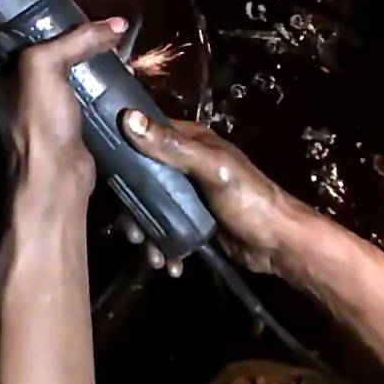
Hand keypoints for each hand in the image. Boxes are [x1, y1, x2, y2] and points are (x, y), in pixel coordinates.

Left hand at [8, 17, 127, 199]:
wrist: (57, 177)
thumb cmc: (41, 120)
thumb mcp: (45, 67)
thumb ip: (75, 41)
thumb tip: (117, 24)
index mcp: (7, 73)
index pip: (32, 35)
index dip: (58, 20)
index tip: (87, 9)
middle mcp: (23, 89)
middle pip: (56, 52)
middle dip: (81, 39)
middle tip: (109, 27)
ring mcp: (47, 109)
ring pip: (74, 72)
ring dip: (95, 60)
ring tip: (118, 44)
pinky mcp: (71, 124)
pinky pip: (88, 93)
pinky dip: (103, 82)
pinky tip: (120, 73)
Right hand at [121, 112, 318, 276]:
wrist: (279, 244)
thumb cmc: (248, 197)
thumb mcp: (210, 168)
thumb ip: (172, 146)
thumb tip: (130, 119)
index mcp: (189, 140)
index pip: (146, 134)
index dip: (123, 149)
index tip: (105, 174)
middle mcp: (184, 162)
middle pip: (142, 177)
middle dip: (133, 207)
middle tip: (132, 231)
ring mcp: (187, 192)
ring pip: (151, 207)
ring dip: (147, 232)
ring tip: (152, 255)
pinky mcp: (192, 220)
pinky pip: (165, 228)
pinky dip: (162, 246)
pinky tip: (168, 264)